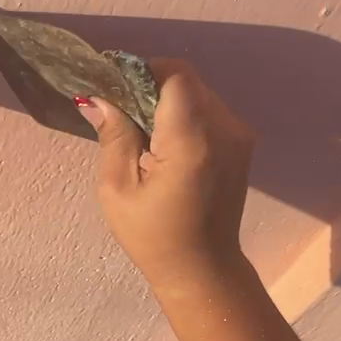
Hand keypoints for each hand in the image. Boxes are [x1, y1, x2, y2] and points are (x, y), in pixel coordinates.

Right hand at [82, 60, 256, 293]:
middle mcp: (225, 129)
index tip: (113, 89)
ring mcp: (239, 134)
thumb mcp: (117, 190)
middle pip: (186, 80)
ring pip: (197, 92)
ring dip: (165, 100)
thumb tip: (99, 98)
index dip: (141, 72)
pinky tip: (162, 144)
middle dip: (149, 86)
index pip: (174, 75)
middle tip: (119, 112)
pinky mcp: (241, 142)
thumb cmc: (152, 236)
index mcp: (192, 142)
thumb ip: (113, 136)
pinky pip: (208, 109)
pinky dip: (181, 114)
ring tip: (140, 132)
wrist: (202, 268)